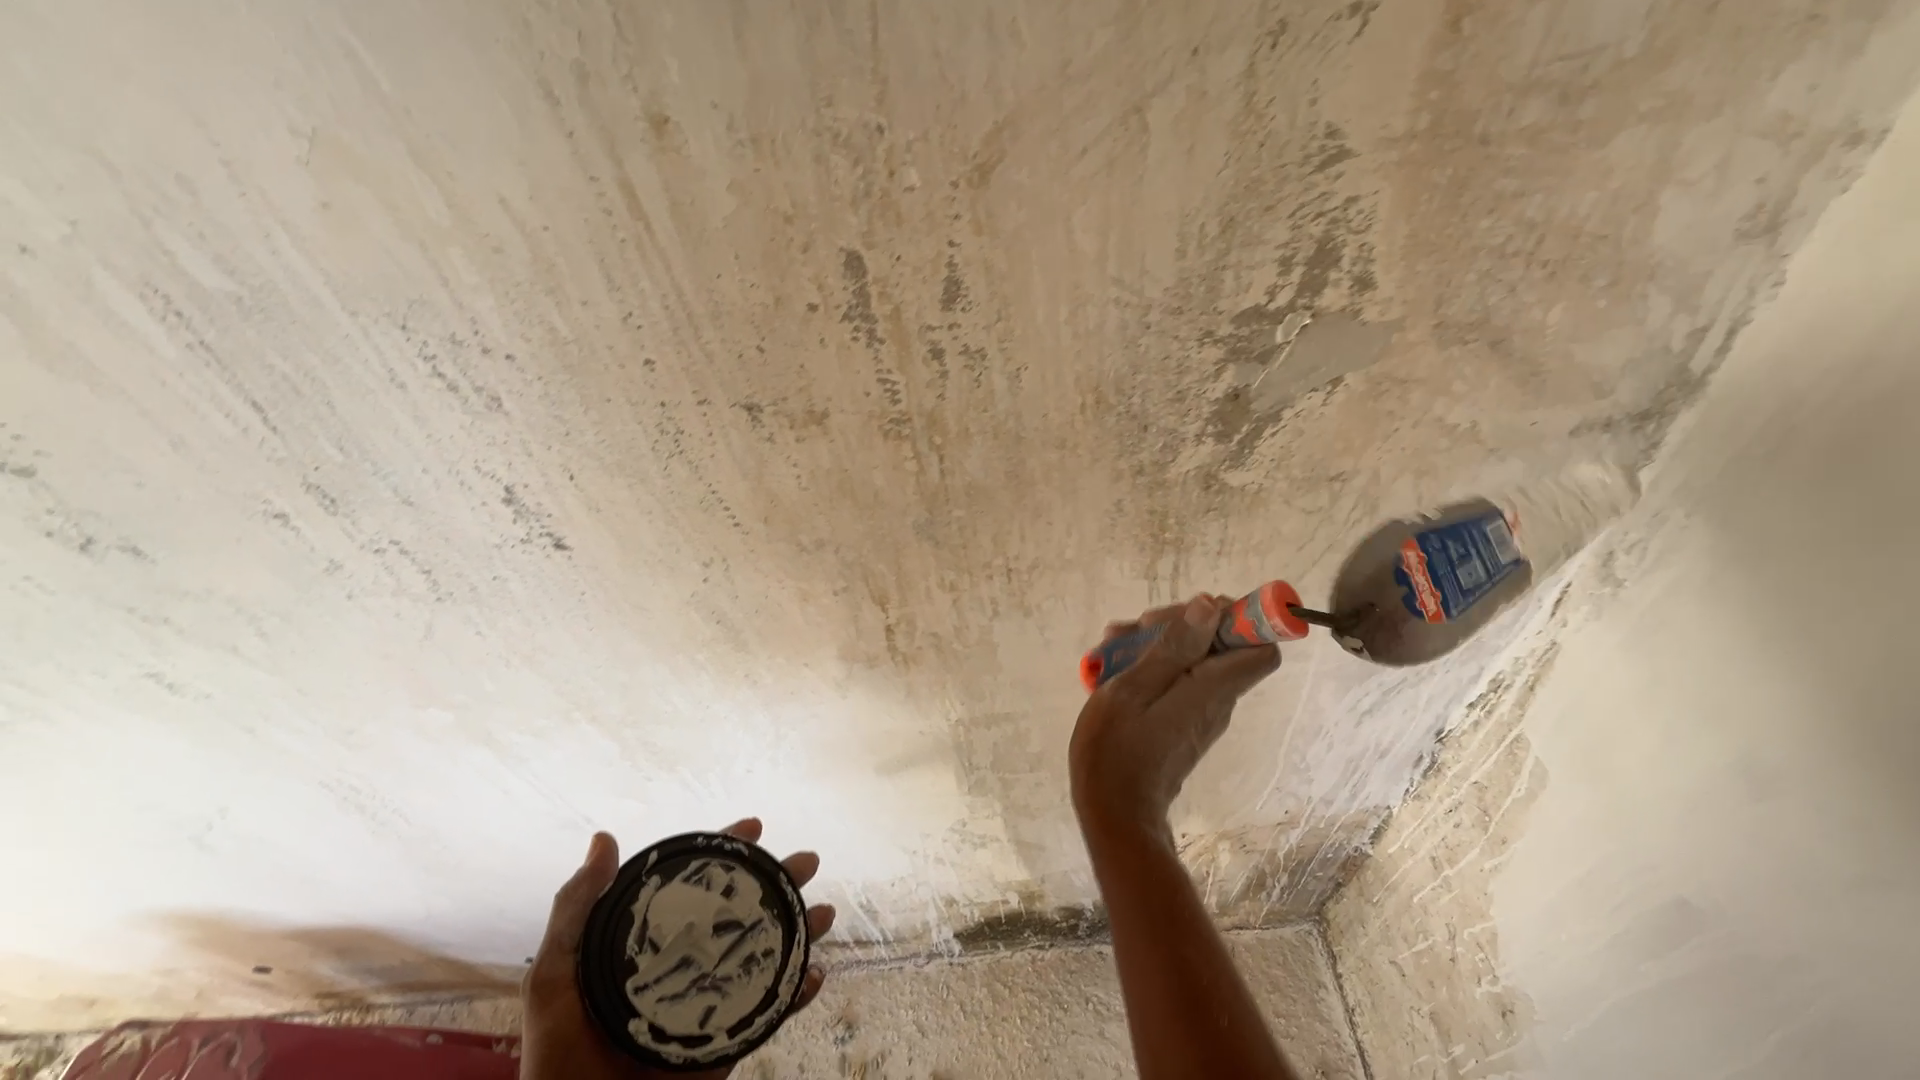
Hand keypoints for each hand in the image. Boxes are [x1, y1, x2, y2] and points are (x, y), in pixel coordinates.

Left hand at [519, 818, 835, 1079]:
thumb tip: (604, 839)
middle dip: (780, 881)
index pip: (694, 883)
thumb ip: (575, 910)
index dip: (725, 849)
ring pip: (766, 953)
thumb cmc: (560, 1055)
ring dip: (801, 930)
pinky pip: (772, 1012)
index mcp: (651, 941)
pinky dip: (798, 993)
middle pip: (742, 911)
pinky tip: (815, 973)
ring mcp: (712, 1000)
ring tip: (826, 912)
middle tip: (807, 862)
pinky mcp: (728, 1042)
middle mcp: (688, 962)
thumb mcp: (554, 977)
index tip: (755, 825)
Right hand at [1069, 595, 1281, 837]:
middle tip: (1133, 626)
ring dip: (1158, 644)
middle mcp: (1218, 701)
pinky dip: (1154, 668)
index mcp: (1212, 689)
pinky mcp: (1183, 726)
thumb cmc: (1117, 749)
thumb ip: (1174, 647)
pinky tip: (1115, 670)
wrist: (1114, 813)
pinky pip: (1180, 683)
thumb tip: (1211, 606)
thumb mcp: (1134, 689)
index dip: (1238, 619)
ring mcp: (1201, 716)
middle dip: (1180, 625)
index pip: (1261, 646)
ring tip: (1111, 645)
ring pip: (1195, 662)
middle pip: (1222, 646)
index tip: (1193, 611)